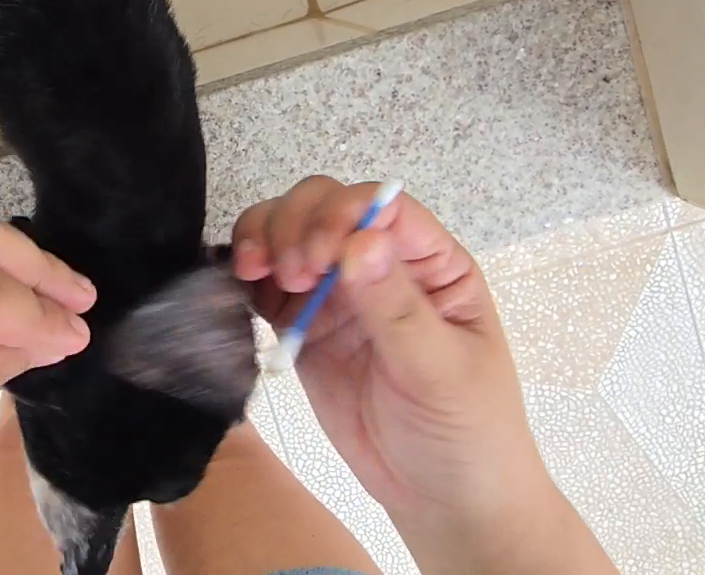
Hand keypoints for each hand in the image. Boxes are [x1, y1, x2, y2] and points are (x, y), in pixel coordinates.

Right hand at [233, 177, 610, 573]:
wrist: (438, 500)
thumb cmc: (465, 433)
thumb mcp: (442, 371)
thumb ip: (397, 306)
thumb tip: (360, 239)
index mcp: (428, 261)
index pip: (379, 206)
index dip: (342, 213)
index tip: (321, 256)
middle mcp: (375, 261)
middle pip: (321, 204)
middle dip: (295, 224)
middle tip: (292, 275)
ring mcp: (332, 289)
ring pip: (284, 229)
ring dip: (261, 237)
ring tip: (255, 273)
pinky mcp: (297, 319)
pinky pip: (262, 278)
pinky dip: (242, 271)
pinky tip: (239, 286)